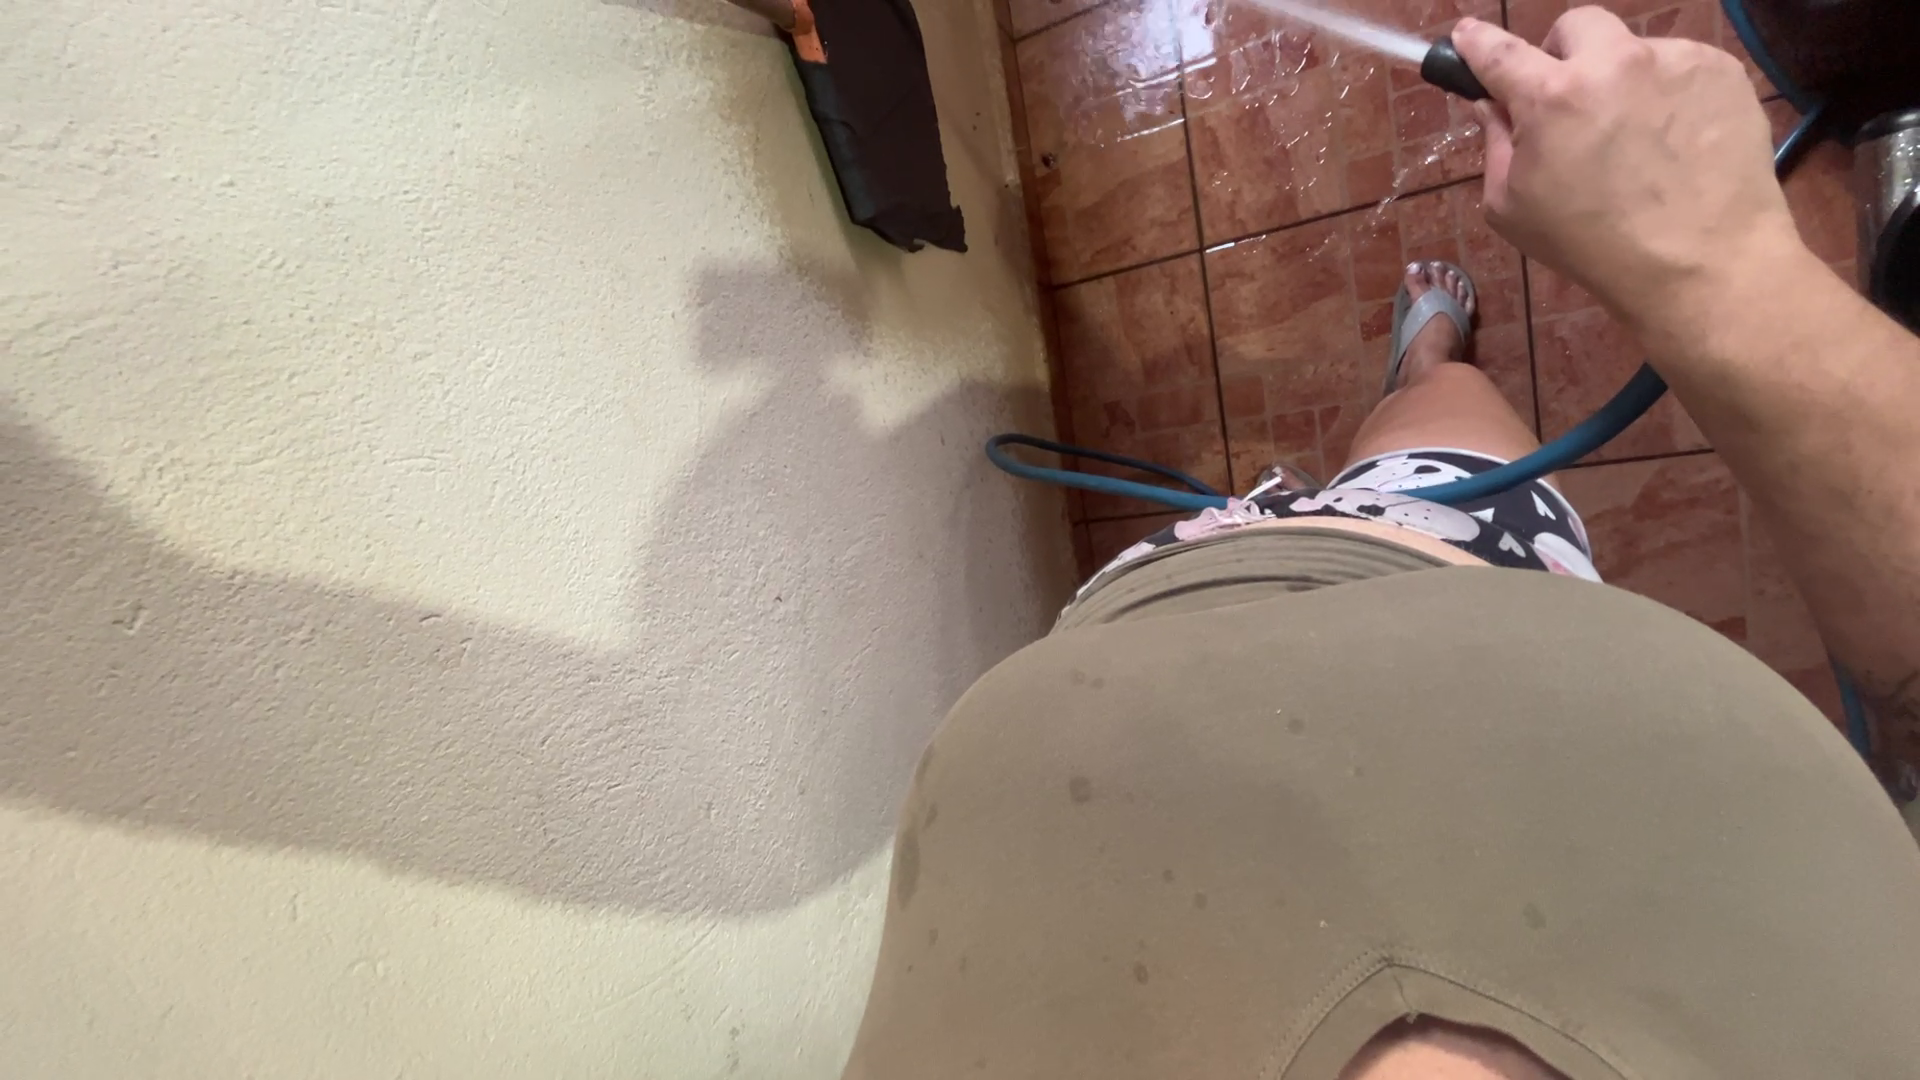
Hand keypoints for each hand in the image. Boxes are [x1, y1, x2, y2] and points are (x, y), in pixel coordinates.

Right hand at [1452, 11, 1806, 334]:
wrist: (1693, 252)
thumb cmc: (1581, 239)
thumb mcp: (1510, 205)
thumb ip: (1497, 145)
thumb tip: (1492, 107)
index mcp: (1551, 99)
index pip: (1501, 55)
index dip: (1476, 43)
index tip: (1463, 32)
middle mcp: (1614, 62)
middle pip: (1576, 24)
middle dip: (1558, 52)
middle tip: (1558, 97)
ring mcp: (1676, 59)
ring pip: (1628, 49)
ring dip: (1612, 78)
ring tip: (1622, 138)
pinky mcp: (1722, 70)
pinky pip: (1674, 67)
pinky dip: (1657, 94)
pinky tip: (1661, 141)